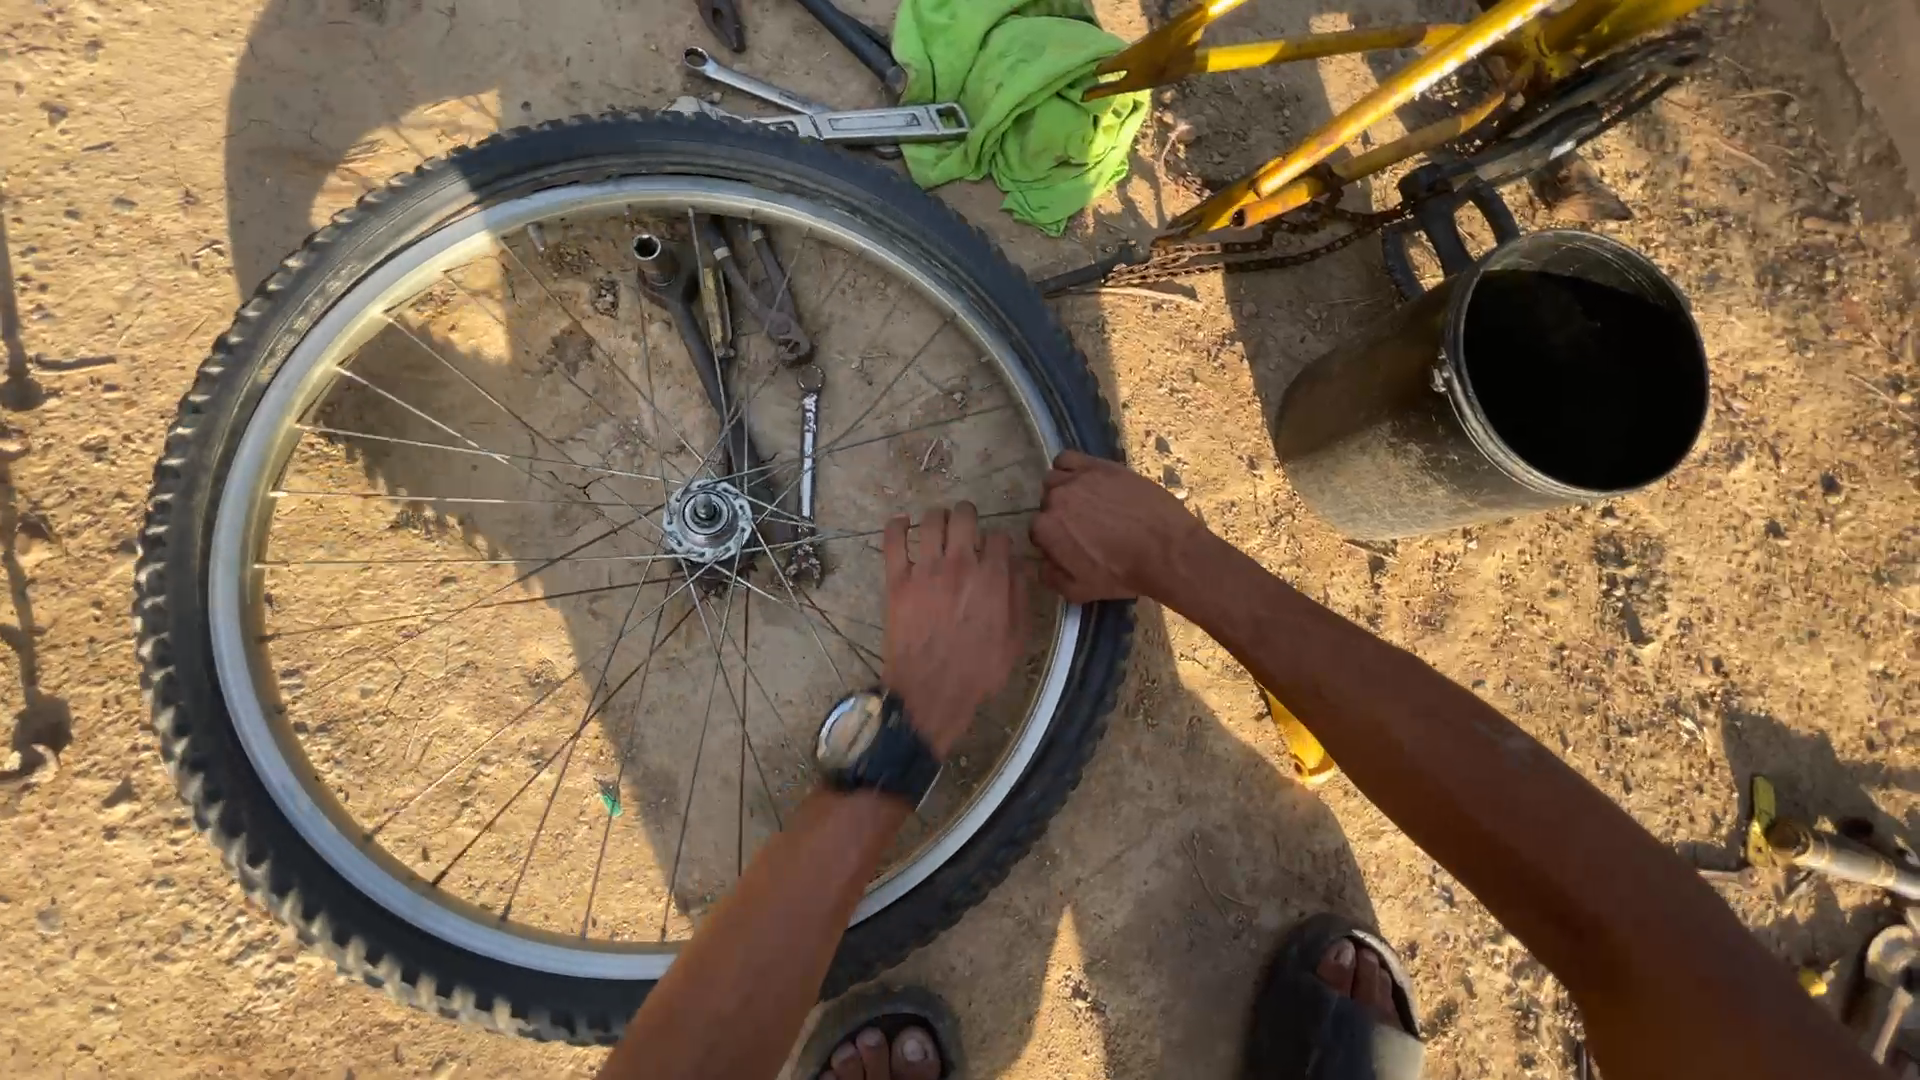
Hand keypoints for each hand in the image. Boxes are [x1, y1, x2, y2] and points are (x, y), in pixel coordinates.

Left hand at [882, 502, 1027, 758]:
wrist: (932, 689)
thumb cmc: (980, 670)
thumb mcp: (1017, 637)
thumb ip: (1020, 596)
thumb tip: (1020, 566)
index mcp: (992, 577)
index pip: (999, 537)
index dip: (999, 541)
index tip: (994, 550)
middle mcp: (960, 563)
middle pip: (964, 516)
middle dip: (968, 514)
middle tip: (965, 524)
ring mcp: (926, 569)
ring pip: (931, 521)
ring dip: (937, 516)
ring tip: (938, 522)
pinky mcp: (898, 580)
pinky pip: (893, 540)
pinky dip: (897, 525)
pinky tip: (901, 522)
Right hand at [1030, 450, 1207, 602]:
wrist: (1165, 549)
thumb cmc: (1122, 574)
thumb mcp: (1080, 591)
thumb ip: (1051, 578)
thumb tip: (1040, 566)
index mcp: (1046, 529)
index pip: (1037, 531)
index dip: (1053, 540)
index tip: (1071, 545)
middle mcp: (1054, 499)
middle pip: (1046, 503)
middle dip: (1059, 514)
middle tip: (1083, 526)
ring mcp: (1077, 479)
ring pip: (1054, 479)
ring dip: (1062, 490)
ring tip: (1085, 501)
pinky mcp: (1098, 465)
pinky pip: (1068, 459)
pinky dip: (1069, 467)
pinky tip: (1084, 479)